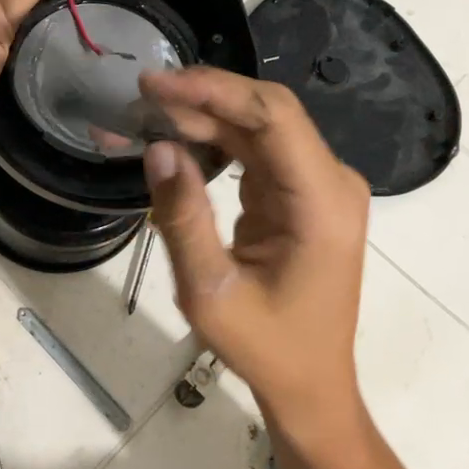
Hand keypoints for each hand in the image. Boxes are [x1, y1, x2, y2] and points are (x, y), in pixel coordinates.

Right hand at [137, 68, 370, 431]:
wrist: (309, 385)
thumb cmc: (266, 346)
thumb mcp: (210, 292)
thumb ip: (183, 219)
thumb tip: (157, 148)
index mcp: (322, 202)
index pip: (273, 116)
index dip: (213, 90)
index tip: (155, 84)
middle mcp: (330, 181)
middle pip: (265, 113)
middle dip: (200, 97)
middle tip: (139, 97)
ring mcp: (317, 185)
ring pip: (256, 126)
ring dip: (200, 116)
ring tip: (143, 116)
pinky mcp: (299, 193)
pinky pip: (253, 150)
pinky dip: (210, 140)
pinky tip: (170, 139)